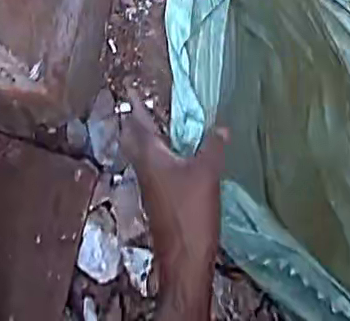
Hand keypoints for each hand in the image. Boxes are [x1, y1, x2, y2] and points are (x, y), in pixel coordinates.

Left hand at [121, 88, 225, 316]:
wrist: (184, 262)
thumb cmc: (191, 213)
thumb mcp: (207, 174)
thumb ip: (213, 146)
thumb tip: (221, 127)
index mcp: (150, 156)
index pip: (138, 122)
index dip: (135, 104)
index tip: (129, 87)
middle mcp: (144, 168)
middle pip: (133, 138)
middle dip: (135, 120)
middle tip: (141, 104)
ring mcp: (149, 186)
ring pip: (142, 154)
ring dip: (147, 138)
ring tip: (159, 125)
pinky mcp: (158, 200)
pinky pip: (152, 167)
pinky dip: (158, 155)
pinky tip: (174, 158)